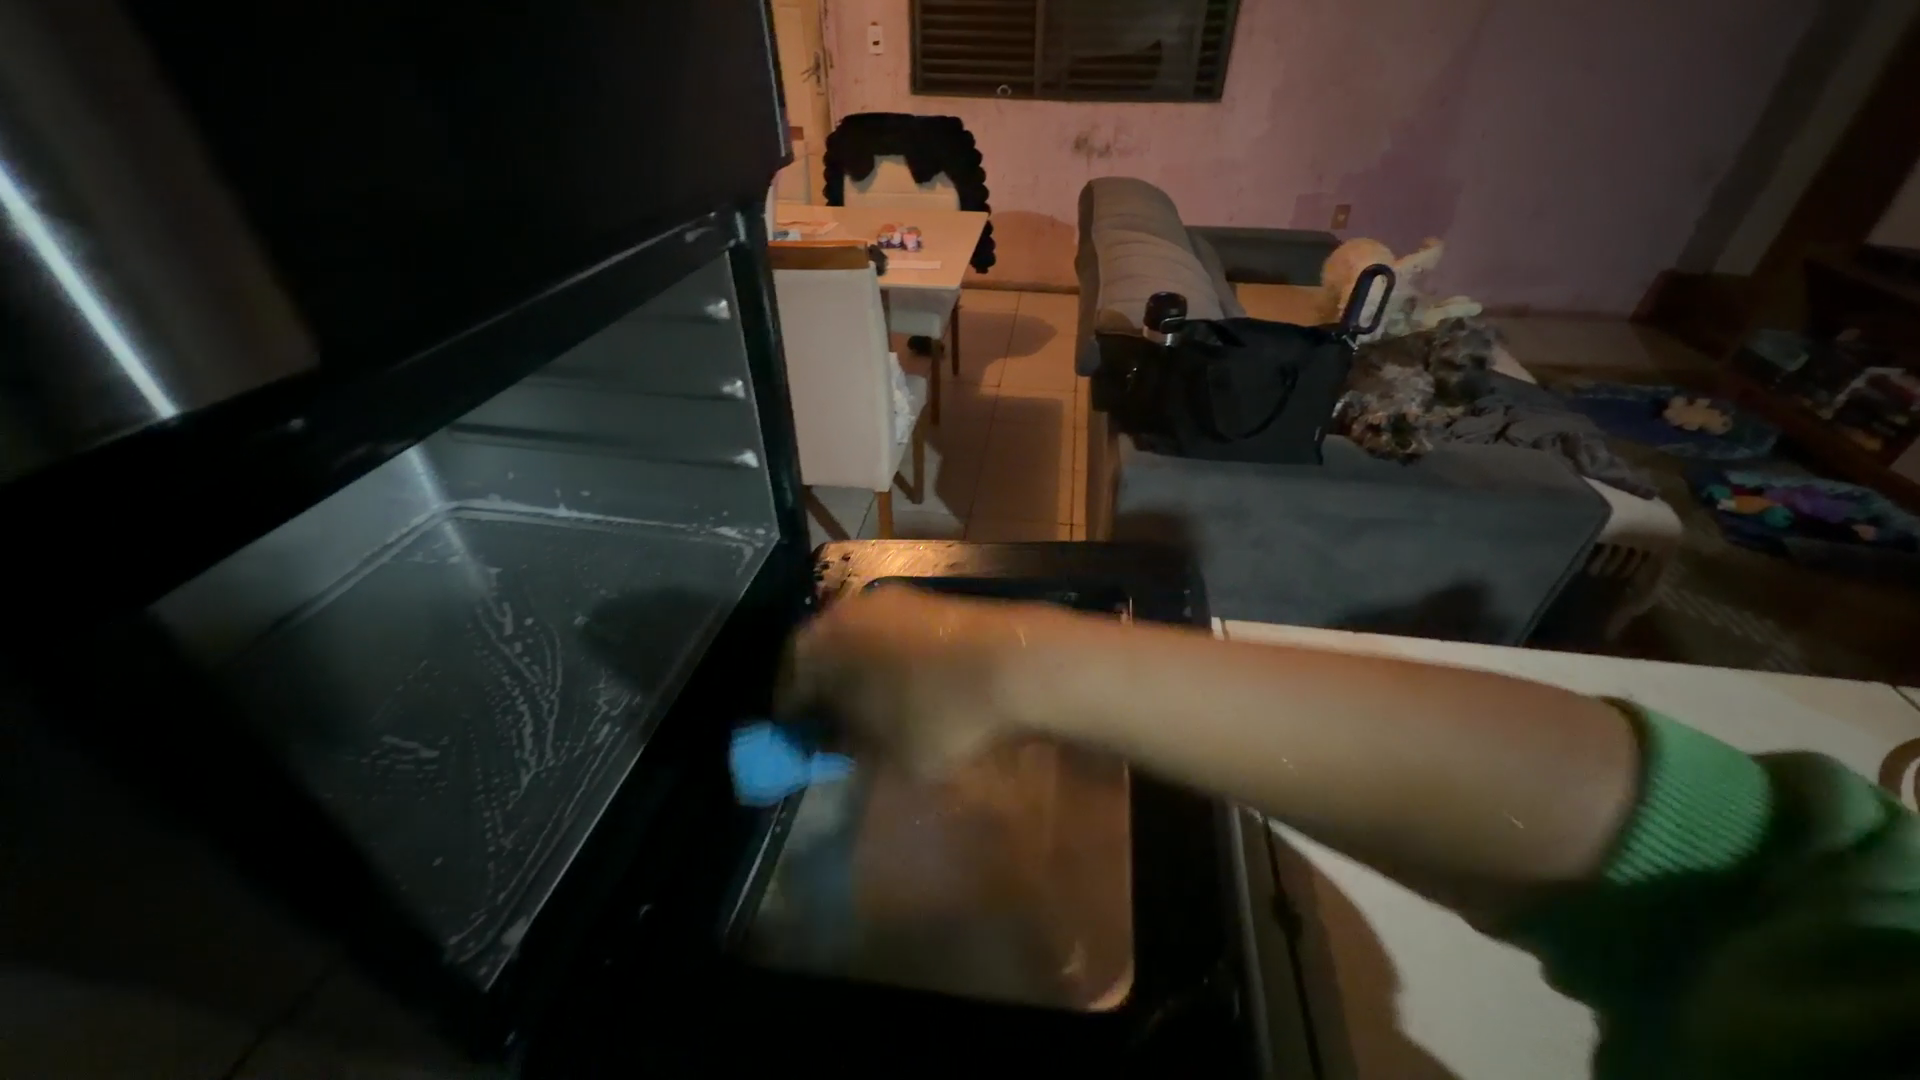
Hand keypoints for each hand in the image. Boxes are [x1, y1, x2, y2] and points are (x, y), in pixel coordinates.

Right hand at [778, 586, 1062, 777]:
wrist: (1018, 663)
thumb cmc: (941, 713)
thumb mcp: (886, 751)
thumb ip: (847, 748)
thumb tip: (833, 744)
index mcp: (822, 643)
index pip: (786, 686)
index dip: (792, 722)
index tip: (802, 749)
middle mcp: (848, 611)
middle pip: (820, 659)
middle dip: (825, 698)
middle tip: (837, 735)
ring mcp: (892, 602)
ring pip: (857, 647)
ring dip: (859, 681)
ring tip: (877, 719)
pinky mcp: (928, 603)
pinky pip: (891, 640)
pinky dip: (890, 667)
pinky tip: (912, 694)